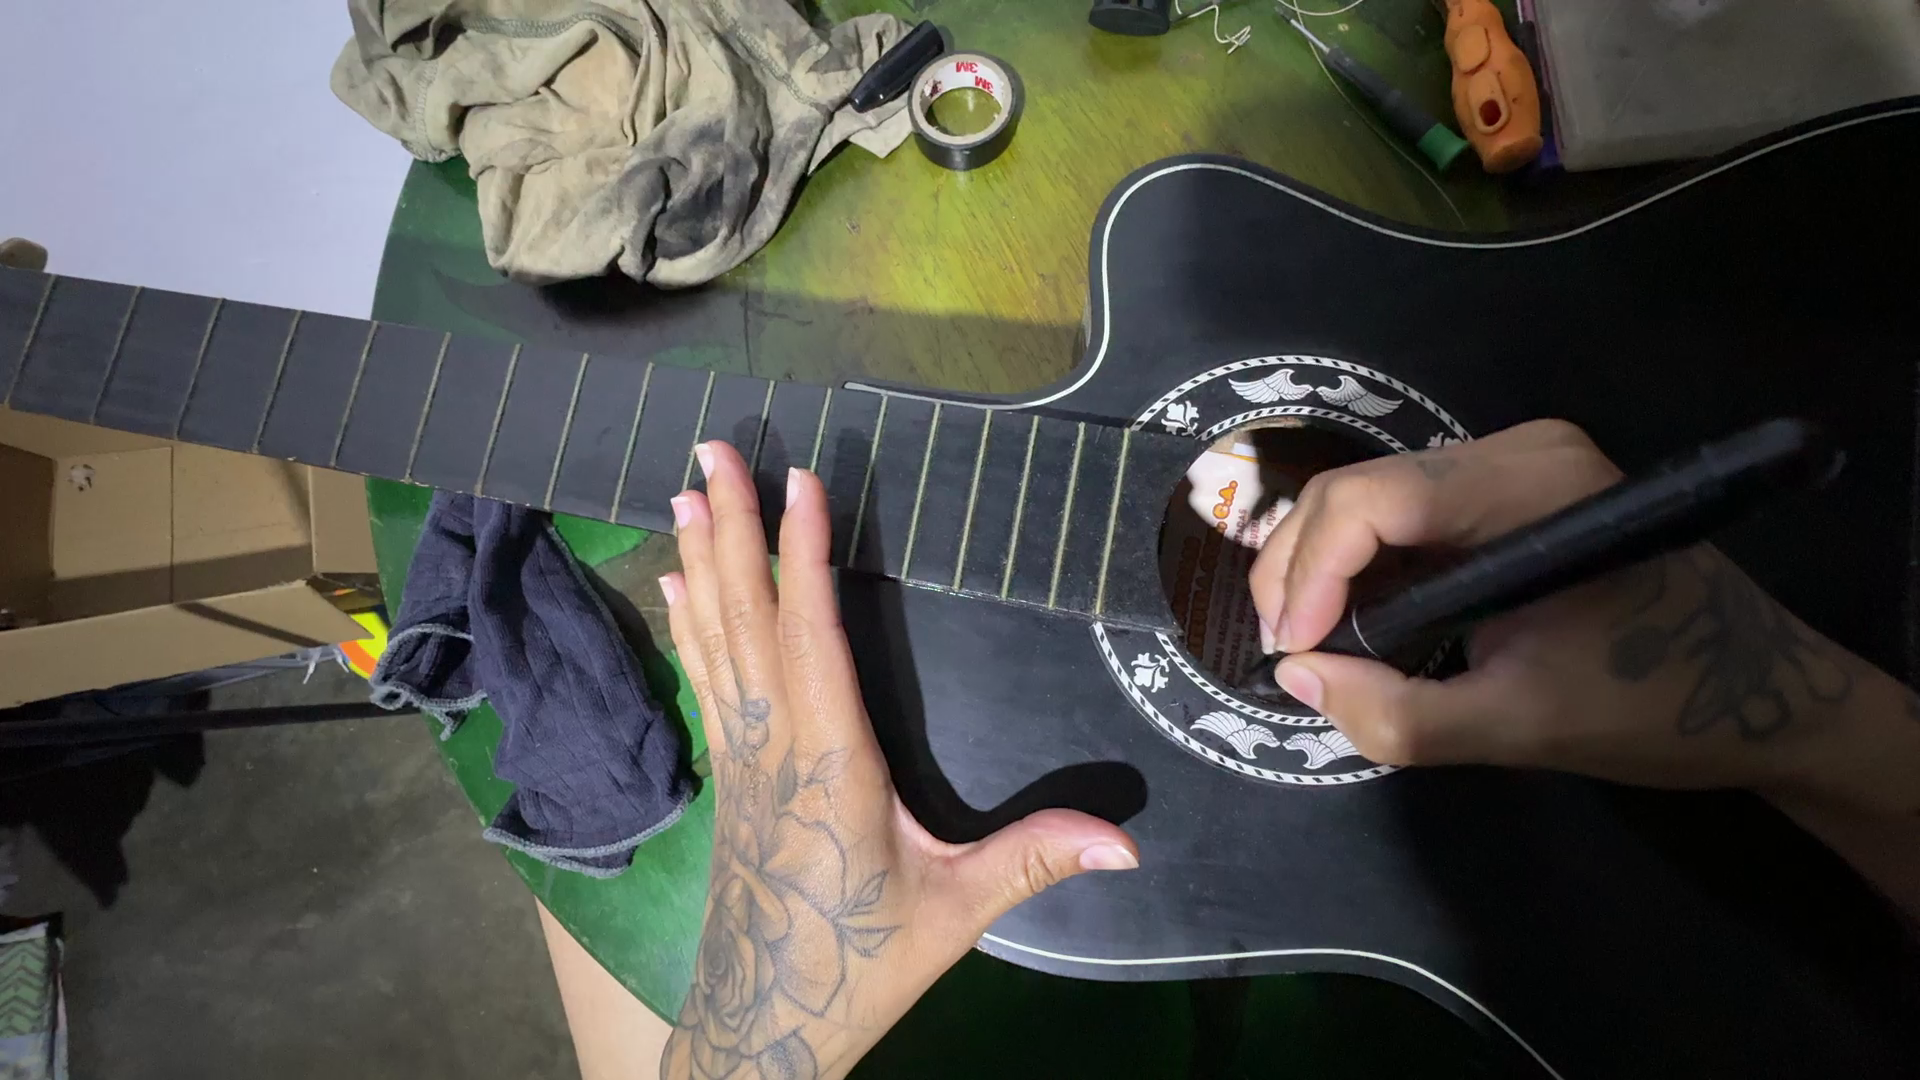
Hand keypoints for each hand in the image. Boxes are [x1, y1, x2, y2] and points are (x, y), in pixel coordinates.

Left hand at [658, 441, 1138, 1079]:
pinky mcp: (730, 767)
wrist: (766, 1022)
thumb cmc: (861, 959)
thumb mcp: (955, 911)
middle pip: (748, 616)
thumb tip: (1125, 841)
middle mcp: (775, 737)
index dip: (803, 553)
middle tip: (709, 452)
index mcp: (830, 757)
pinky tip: (674, 582)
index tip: (797, 481)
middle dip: (731, 527)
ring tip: (681, 491)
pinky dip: (689, 621)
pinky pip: (704, 675)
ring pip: (715, 637)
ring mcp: (742, 750)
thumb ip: (1032, 861)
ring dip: (700, 558)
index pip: (810, 634)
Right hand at [1249, 419, 1918, 809]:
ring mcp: (1495, 462)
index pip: (1373, 500)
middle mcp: (1507, 451)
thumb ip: (1400, 718)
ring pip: (1353, 499)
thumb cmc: (1655, 707)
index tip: (1295, 647)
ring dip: (1310, 566)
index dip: (1313, 570)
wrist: (1759, 690)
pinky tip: (1342, 612)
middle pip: (1350, 492)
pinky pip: (1380, 513)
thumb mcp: (1520, 730)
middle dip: (1297, 569)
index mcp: (1532, 489)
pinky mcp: (1482, 487)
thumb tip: (1296, 675)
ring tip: (1305, 634)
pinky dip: (1344, 563)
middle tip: (1287, 646)